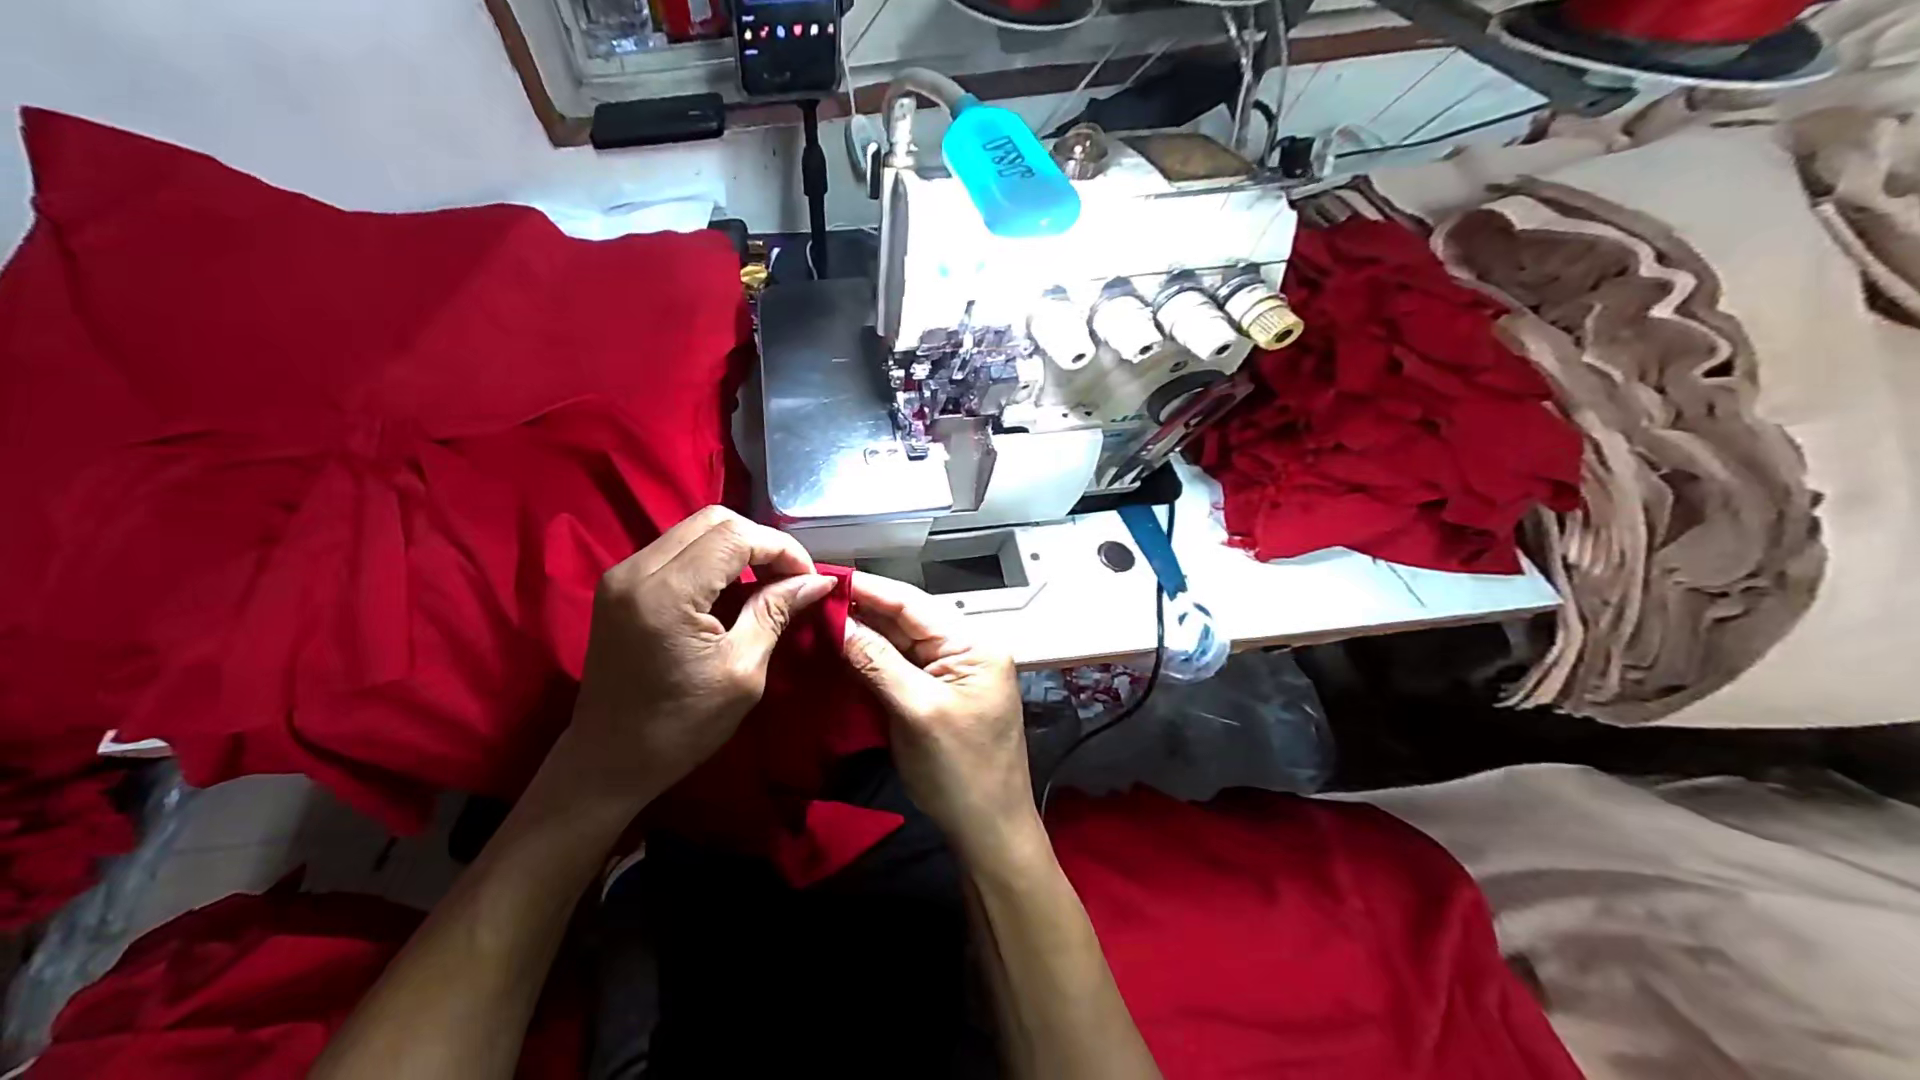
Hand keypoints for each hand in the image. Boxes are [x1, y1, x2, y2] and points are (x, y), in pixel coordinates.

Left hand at [565, 506, 835, 802]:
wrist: (609, 762)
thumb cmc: (680, 726)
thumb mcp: (742, 671)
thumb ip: (776, 612)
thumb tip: (817, 580)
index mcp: (665, 593)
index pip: (734, 535)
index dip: (781, 548)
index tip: (809, 578)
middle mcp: (636, 570)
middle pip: (714, 520)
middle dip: (761, 541)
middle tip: (790, 577)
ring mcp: (622, 574)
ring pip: (695, 529)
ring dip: (739, 547)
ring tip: (767, 582)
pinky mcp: (620, 585)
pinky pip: (678, 549)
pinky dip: (714, 558)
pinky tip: (734, 588)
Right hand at [840, 572, 1037, 860]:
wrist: (988, 829)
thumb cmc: (960, 771)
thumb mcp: (916, 711)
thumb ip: (876, 661)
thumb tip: (835, 623)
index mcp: (973, 644)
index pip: (913, 603)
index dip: (867, 589)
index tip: (824, 576)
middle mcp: (965, 648)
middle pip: (905, 619)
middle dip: (860, 610)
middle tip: (811, 599)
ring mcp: (951, 671)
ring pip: (899, 641)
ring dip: (862, 633)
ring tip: (817, 618)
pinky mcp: (937, 692)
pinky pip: (900, 665)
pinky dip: (871, 659)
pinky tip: (841, 650)